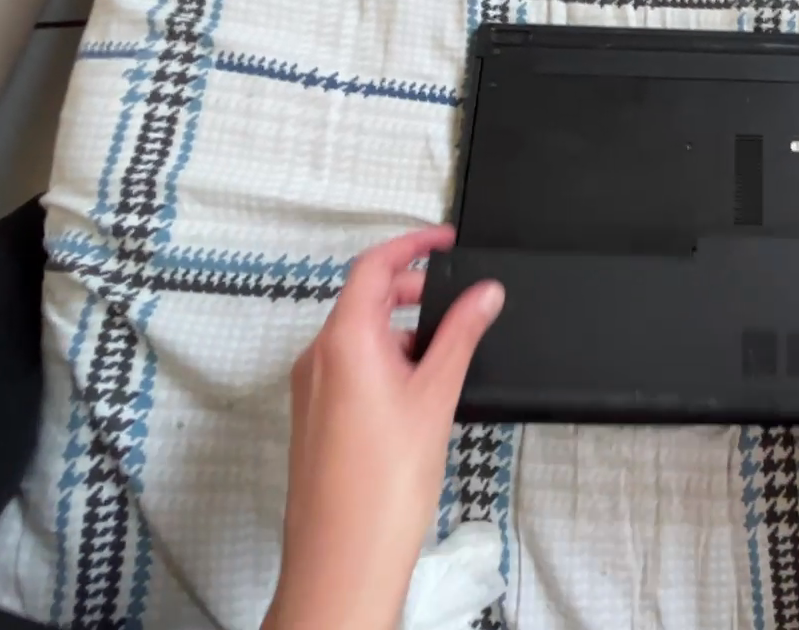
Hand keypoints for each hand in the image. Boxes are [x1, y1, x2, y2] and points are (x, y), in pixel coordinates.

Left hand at [263, 228, 504, 629]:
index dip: (412, 243)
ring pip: (359, 332)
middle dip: (412, 286)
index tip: (445, 239)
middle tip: (456, 292)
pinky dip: (388, 353)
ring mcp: (313, 388)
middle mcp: (319, 359)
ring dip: (403, 323)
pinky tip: (420, 383)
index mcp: (344, 342)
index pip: (374, 266)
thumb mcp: (437, 393)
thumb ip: (462, 332)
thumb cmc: (384, 484)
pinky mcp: (316, 415)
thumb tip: (485, 292)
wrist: (343, 560)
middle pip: (364, 297)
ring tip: (447, 345)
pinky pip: (352, 362)